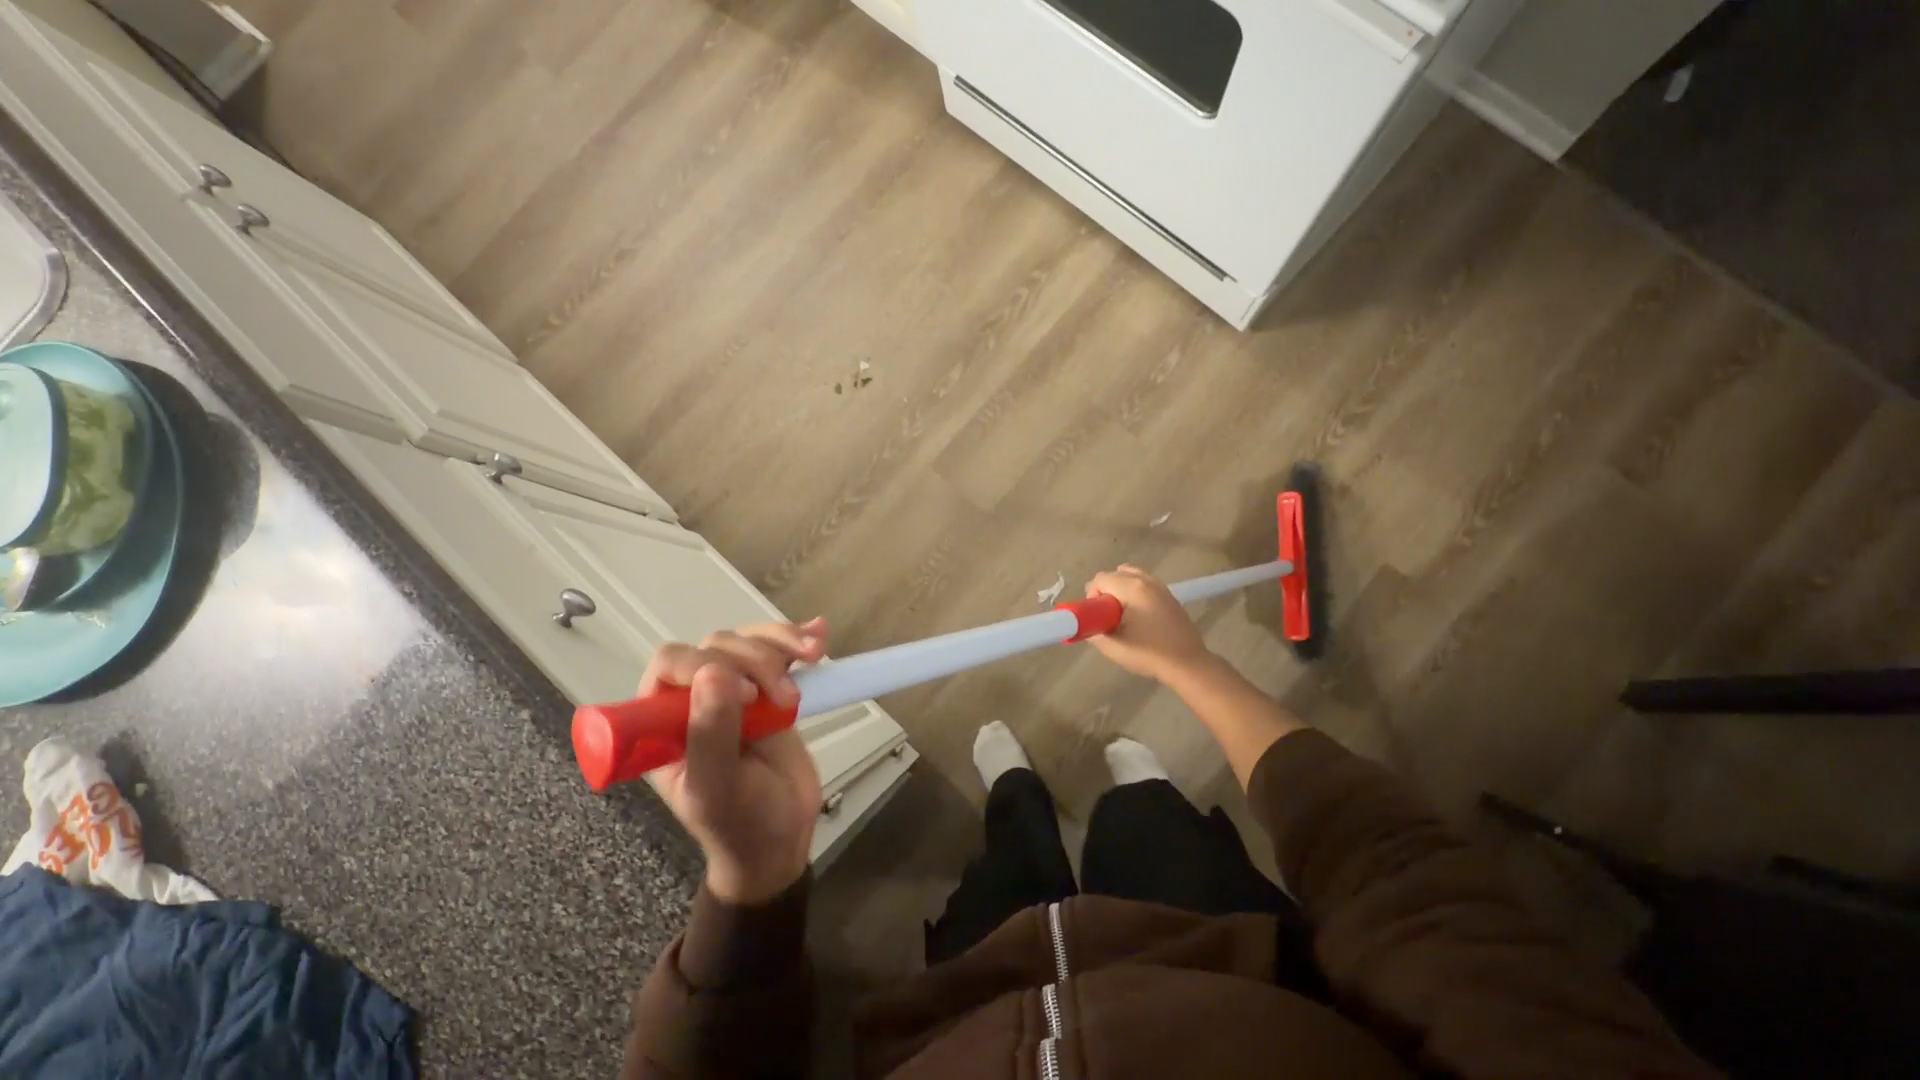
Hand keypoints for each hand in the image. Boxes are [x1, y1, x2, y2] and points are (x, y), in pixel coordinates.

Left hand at [645, 619, 827, 904]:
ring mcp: (732, 690)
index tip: (747, 695)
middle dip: (756, 661)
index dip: (706, 665)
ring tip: (815, 656)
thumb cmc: (738, 823)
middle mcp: (692, 698)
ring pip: (747, 641)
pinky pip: (776, 650)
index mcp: (661, 721)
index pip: (671, 665)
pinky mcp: (767, 688)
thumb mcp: (717, 788)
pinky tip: (819, 635)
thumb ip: (711, 733)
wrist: (781, 839)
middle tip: (788, 699)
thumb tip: (714, 672)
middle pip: (716, 646)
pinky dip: (798, 639)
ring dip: (781, 643)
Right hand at [1083, 565, 1214, 683]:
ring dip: (1121, 590)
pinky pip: (1145, 584)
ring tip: (1123, 615)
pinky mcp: (1170, 596)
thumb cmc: (1148, 654)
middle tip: (1108, 616)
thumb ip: (1093, 630)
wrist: (1187, 663)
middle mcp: (1147, 580)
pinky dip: (1136, 592)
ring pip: (1132, 576)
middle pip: (1116, 573)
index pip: (1100, 579)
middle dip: (1106, 591)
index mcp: (1132, 588)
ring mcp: (1161, 586)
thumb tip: (1088, 623)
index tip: (1098, 617)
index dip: (1092, 597)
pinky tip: (1139, 617)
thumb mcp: (1112, 646)